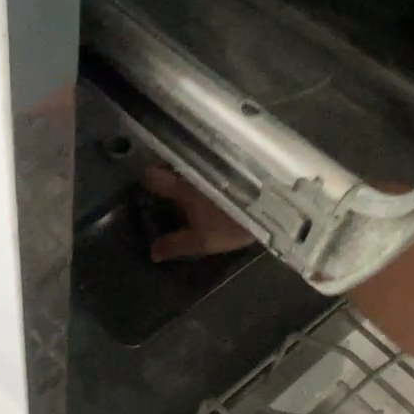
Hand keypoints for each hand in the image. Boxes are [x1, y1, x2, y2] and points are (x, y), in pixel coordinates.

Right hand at [141, 166, 256, 261]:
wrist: (270, 205)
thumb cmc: (230, 223)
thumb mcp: (201, 240)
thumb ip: (175, 245)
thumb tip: (152, 253)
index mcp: (180, 186)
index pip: (152, 177)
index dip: (144, 181)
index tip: (143, 188)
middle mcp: (192, 170)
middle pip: (169, 164)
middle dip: (163, 171)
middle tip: (163, 184)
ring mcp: (210, 163)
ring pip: (188, 161)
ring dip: (182, 168)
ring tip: (183, 182)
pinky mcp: (228, 162)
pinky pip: (206, 161)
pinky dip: (201, 168)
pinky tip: (206, 180)